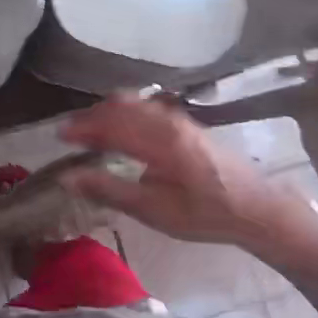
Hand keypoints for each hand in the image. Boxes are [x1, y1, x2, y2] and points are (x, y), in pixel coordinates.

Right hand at [59, 93, 317, 251]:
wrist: (258, 209)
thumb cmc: (205, 214)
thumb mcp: (154, 211)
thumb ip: (109, 190)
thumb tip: (67, 178)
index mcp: (159, 142)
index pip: (110, 124)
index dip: (81, 127)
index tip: (59, 135)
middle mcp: (168, 122)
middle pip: (121, 106)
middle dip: (91, 116)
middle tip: (70, 132)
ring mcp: (180, 120)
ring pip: (136, 103)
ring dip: (108, 112)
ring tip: (91, 129)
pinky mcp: (188, 125)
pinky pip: (148, 107)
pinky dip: (126, 112)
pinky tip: (122, 128)